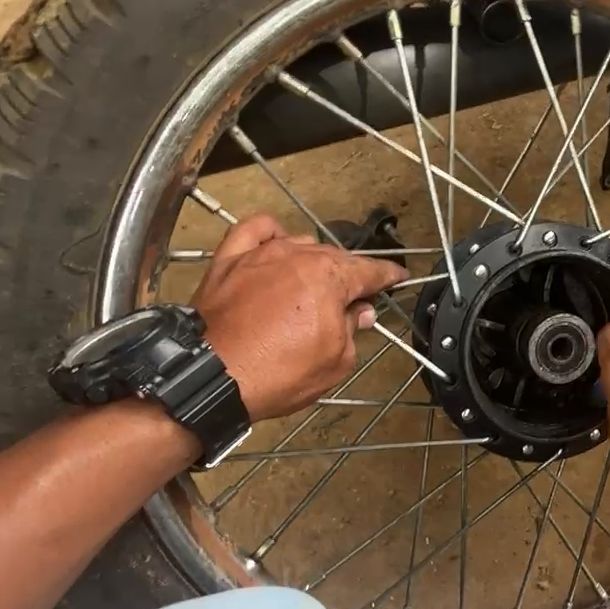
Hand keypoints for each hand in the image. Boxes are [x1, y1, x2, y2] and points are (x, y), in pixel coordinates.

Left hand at [189, 214, 407, 420]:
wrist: (211, 378)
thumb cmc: (277, 372)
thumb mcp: (336, 360)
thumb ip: (352, 329)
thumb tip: (358, 312)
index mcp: (330, 278)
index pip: (370, 271)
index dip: (389, 276)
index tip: (398, 277)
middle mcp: (297, 257)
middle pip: (337, 258)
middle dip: (352, 275)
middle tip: (356, 300)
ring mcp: (260, 255)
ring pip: (301, 244)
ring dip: (315, 260)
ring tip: (316, 283)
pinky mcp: (228, 261)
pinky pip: (254, 230)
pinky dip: (271, 232)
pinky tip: (278, 243)